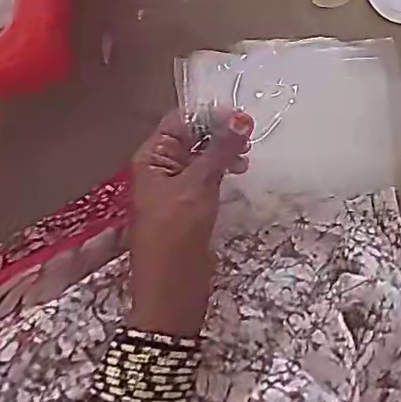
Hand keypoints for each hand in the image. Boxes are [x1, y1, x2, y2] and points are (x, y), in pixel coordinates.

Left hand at [127, 109, 252, 334]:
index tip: (242, 117)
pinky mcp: (191, 202)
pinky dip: (224, 168)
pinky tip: (239, 173)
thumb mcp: (199, 185)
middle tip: (249, 138)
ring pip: (203, 154)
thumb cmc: (177, 233)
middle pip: (192, 135)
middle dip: (220, 132)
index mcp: (152, 158)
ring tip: (245, 160)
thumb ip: (221, 150)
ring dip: (225, 151)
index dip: (209, 114)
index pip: (179, 120)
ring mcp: (176, 185)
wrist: (172, 287)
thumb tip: (242, 118)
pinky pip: (208, 174)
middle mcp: (162, 167)